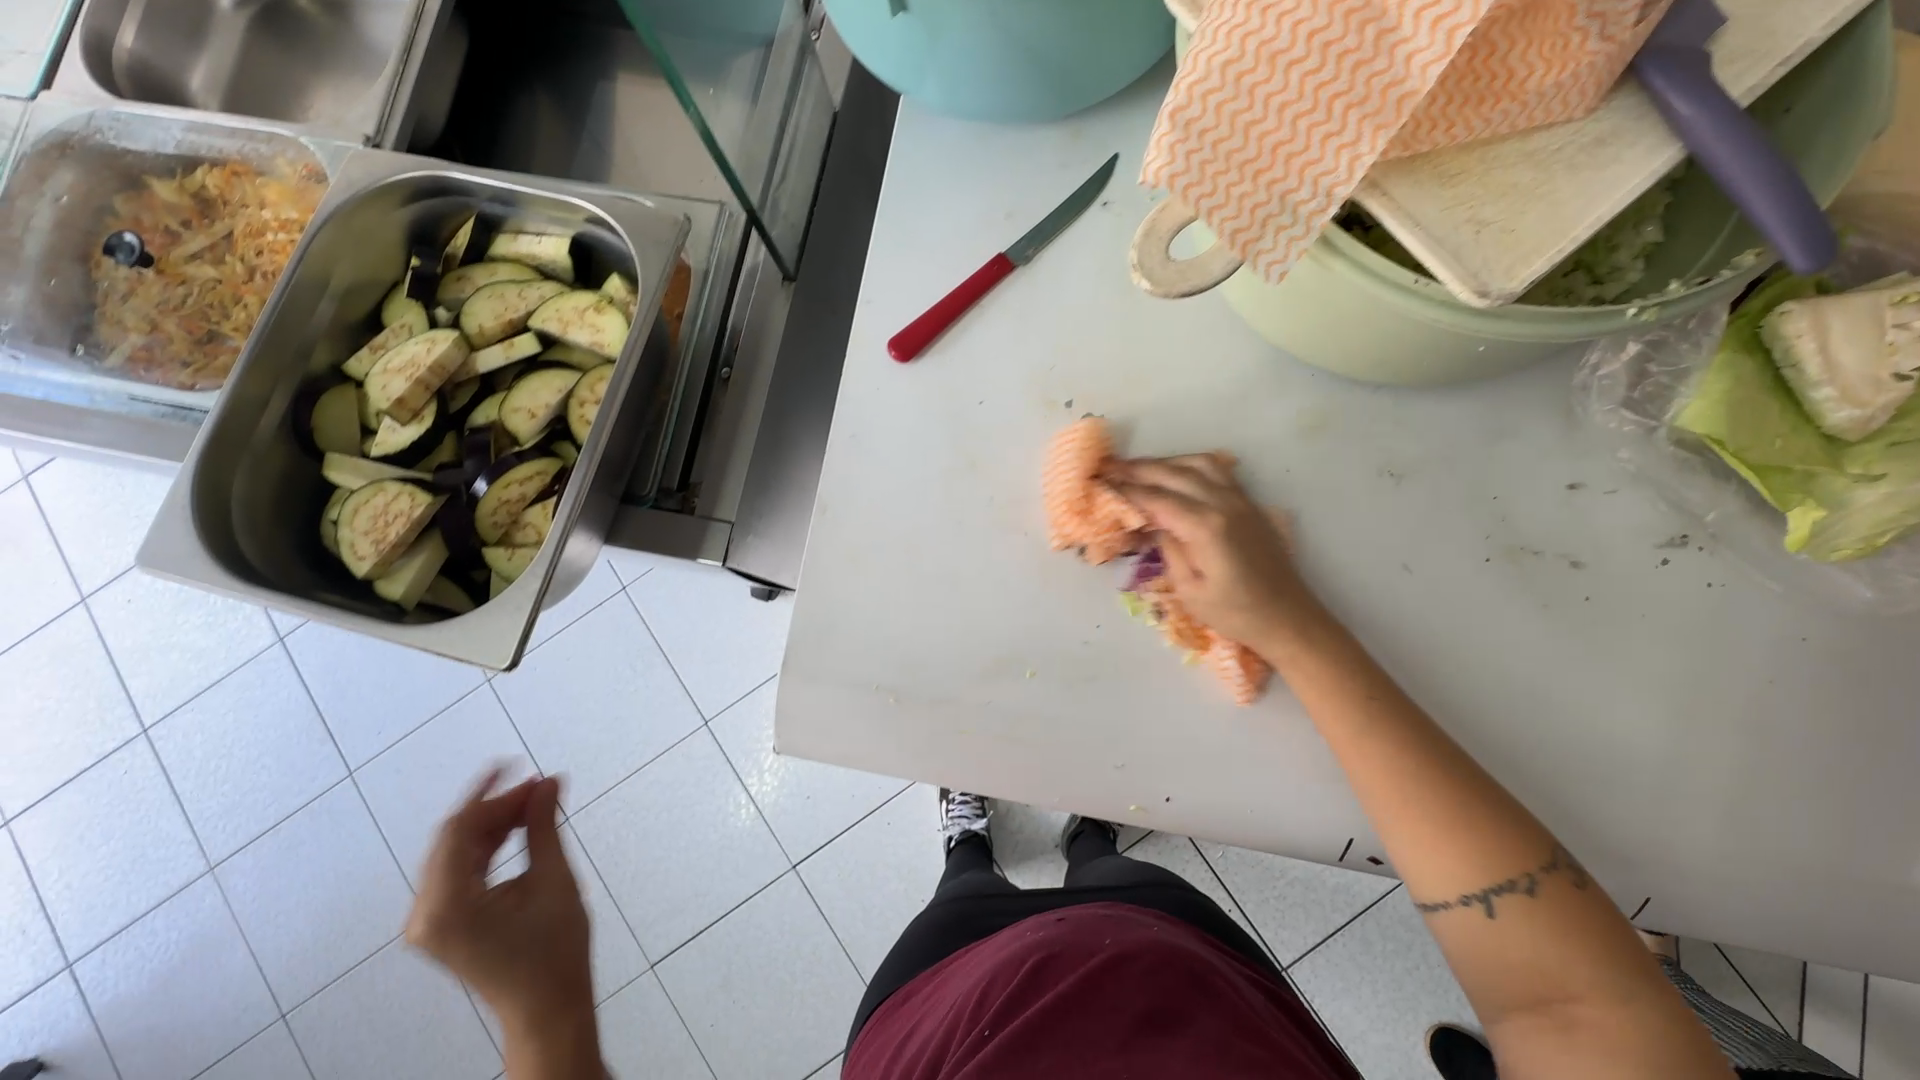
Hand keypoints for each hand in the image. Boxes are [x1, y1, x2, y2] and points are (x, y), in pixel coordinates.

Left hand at [406, 771, 594, 1043]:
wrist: (546, 1008)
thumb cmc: (555, 949)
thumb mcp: (553, 880)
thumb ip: (543, 826)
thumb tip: (548, 781)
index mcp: (446, 906)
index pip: (459, 831)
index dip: (495, 795)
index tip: (530, 771)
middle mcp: (423, 914)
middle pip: (453, 841)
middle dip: (495, 808)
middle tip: (539, 786)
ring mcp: (427, 923)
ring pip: (454, 854)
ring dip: (491, 826)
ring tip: (532, 803)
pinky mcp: (439, 926)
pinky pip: (456, 873)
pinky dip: (485, 849)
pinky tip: (515, 831)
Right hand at [1106, 454, 1321, 650]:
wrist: (1288, 617)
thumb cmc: (1235, 613)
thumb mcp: (1189, 590)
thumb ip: (1168, 549)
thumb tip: (1152, 523)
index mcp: (1205, 527)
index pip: (1156, 499)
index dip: (1126, 490)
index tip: (1101, 481)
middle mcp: (1224, 504)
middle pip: (1174, 474)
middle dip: (1139, 469)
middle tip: (1109, 466)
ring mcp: (1241, 500)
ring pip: (1198, 464)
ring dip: (1166, 462)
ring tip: (1140, 468)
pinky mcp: (1250, 505)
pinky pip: (1218, 471)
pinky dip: (1192, 465)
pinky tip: (1177, 472)